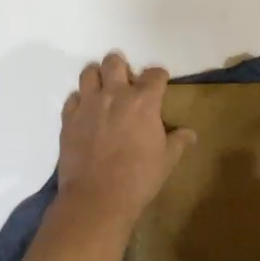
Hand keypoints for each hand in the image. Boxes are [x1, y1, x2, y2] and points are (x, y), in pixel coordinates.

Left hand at [55, 52, 194, 233]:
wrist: (97, 198)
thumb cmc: (139, 178)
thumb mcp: (166, 161)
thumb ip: (178, 142)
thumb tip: (191, 134)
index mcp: (143, 101)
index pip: (154, 73)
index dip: (159, 77)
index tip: (160, 84)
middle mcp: (114, 94)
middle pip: (114, 61)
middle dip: (121, 67)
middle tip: (125, 83)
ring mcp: (88, 104)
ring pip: (89, 72)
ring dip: (97, 77)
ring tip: (103, 92)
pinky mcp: (68, 118)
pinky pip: (72, 98)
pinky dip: (79, 101)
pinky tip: (86, 114)